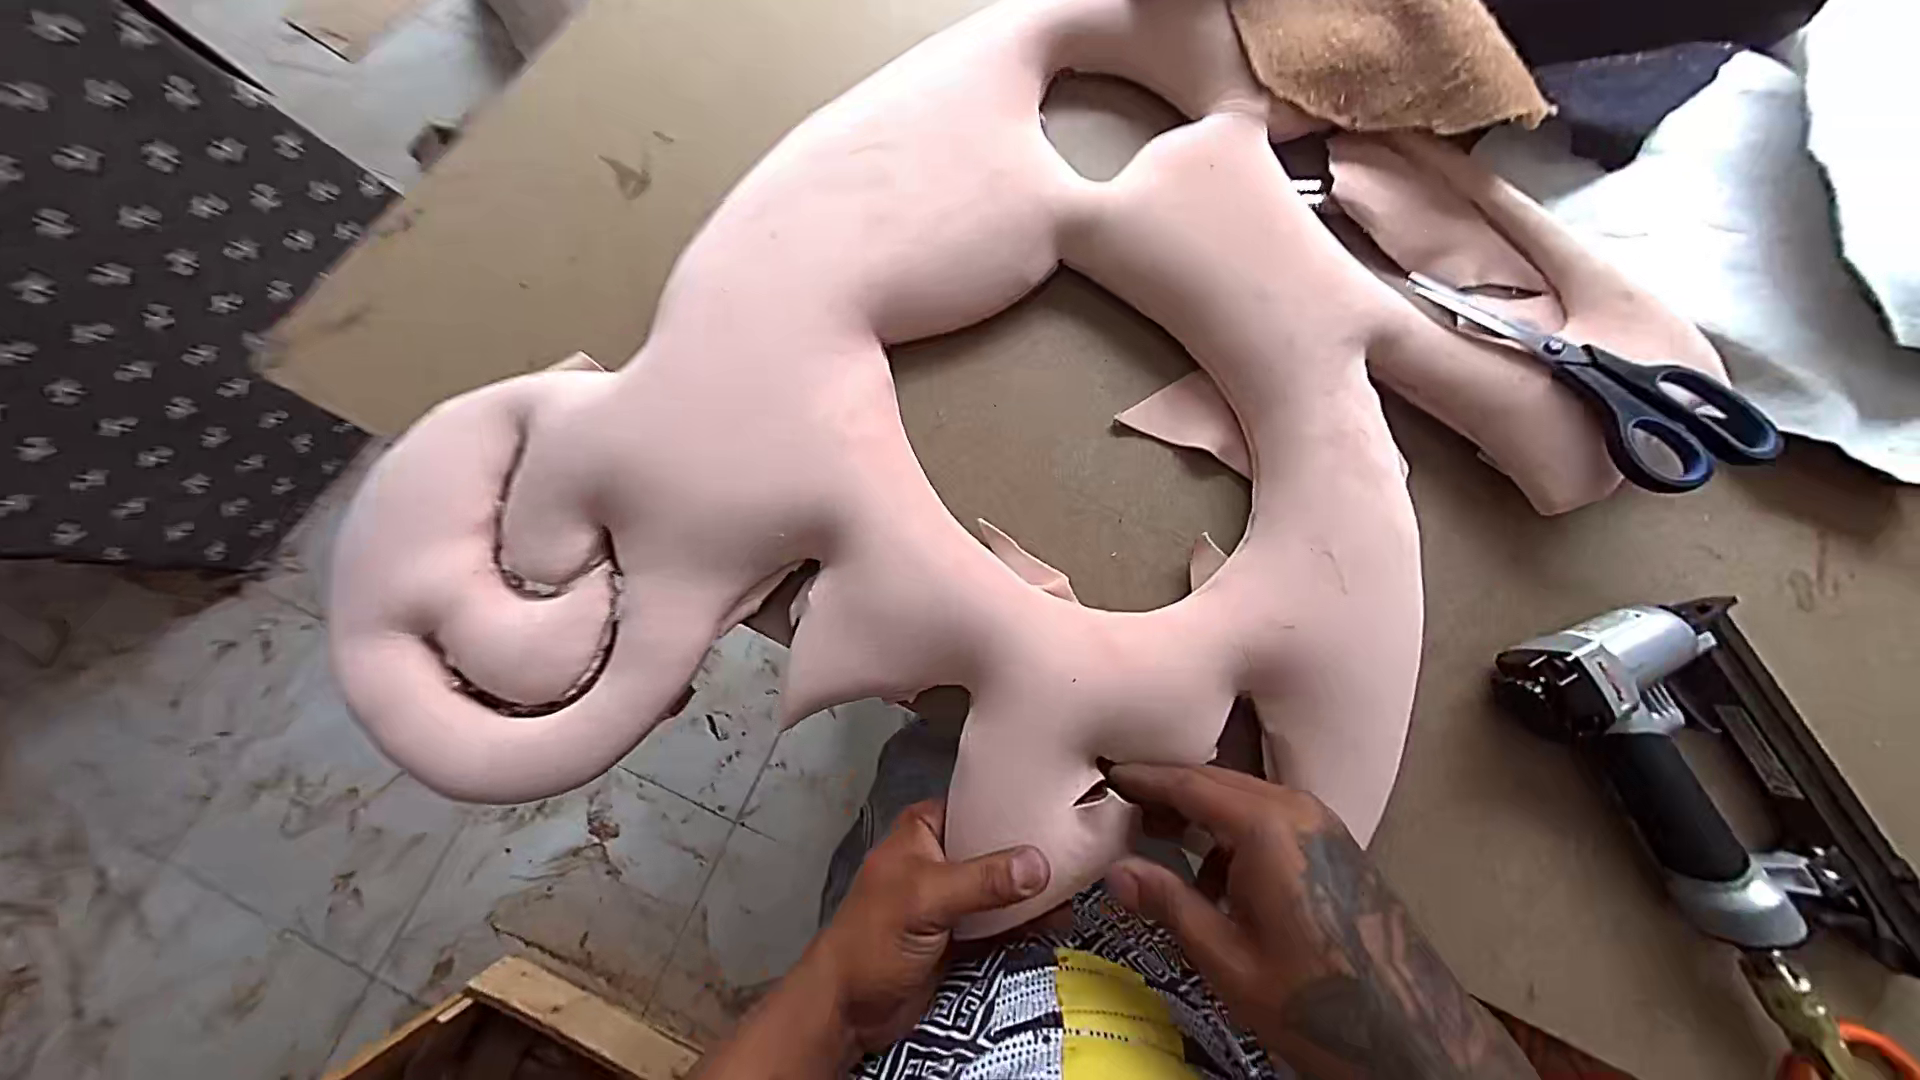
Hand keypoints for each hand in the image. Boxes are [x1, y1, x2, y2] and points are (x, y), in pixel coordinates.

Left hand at [801, 799, 1050, 1055]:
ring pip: (1002, 885)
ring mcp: (953, 896)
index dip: (1011, 803)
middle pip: (994, 846)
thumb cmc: (873, 936)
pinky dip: (1026, 921)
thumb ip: (981, 881)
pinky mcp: (963, 933)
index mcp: (924, 828)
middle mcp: (941, 855)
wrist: (849, 1010)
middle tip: (1075, 845)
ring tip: (1075, 884)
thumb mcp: (926, 897)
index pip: (975, 804)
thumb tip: (1038, 864)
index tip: (1054, 803)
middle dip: (1030, 850)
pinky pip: (1001, 920)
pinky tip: (1056, 919)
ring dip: (1032, 889)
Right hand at [1104, 764, 1536, 1079]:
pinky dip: (1230, 828)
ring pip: (1240, 796)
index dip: (1144, 778)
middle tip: (1126, 805)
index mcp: (1266, 826)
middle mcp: (1295, 808)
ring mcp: (1319, 822)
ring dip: (1199, 809)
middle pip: (1214, 781)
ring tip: (1162, 835)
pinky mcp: (1332, 842)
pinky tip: (1216, 873)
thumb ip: (1167, 904)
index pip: (1188, 784)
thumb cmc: (1317, 1002)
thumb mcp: (1228, 959)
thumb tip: (1114, 872)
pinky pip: (1267, 815)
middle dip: (1167, 790)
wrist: (1421, 1045)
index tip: (1110, 776)